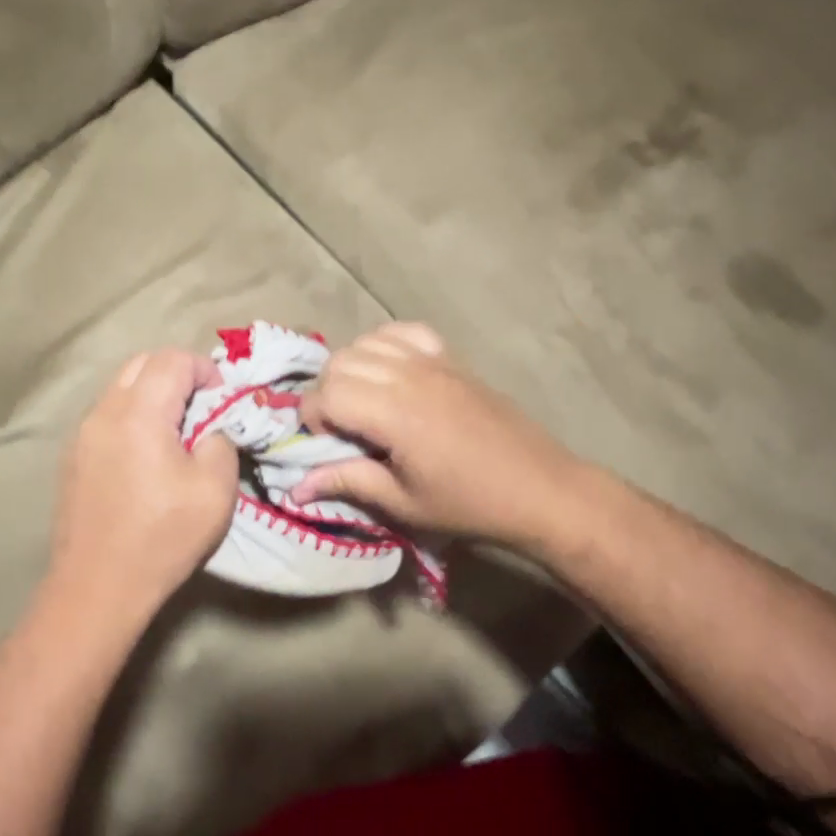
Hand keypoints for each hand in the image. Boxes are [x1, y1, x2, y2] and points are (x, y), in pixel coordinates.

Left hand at [46, 349, 239, 617]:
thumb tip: (210, 429)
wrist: (97, 586)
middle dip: (177, 373)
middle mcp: (104, 412)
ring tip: (176, 431)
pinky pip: (106, 416)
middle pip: (141, 364)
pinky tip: (147, 455)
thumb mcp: (215, 489)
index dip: (205, 369)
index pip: (172, 360)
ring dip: (152, 394)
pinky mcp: (73, 457)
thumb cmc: (162, 536)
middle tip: (202, 406)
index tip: (223, 398)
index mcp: (139, 412)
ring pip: (120, 388)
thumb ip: (220, 441)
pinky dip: (132, 416)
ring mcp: (82, 434)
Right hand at [294, 322, 592, 540]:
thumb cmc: (470, 504)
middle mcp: (408, 376)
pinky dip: (382, 345)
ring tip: (360, 402)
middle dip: (325, 392)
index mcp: (395, 414)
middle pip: (339, 362)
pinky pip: (401, 332)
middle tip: (339, 428)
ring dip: (349, 368)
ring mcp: (431, 361)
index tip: (324, 444)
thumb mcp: (404, 503)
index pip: (327, 393)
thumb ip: (347, 482)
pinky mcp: (449, 358)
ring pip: (365, 342)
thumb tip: (296, 487)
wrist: (539, 488)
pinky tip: (387, 372)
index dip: (312, 418)